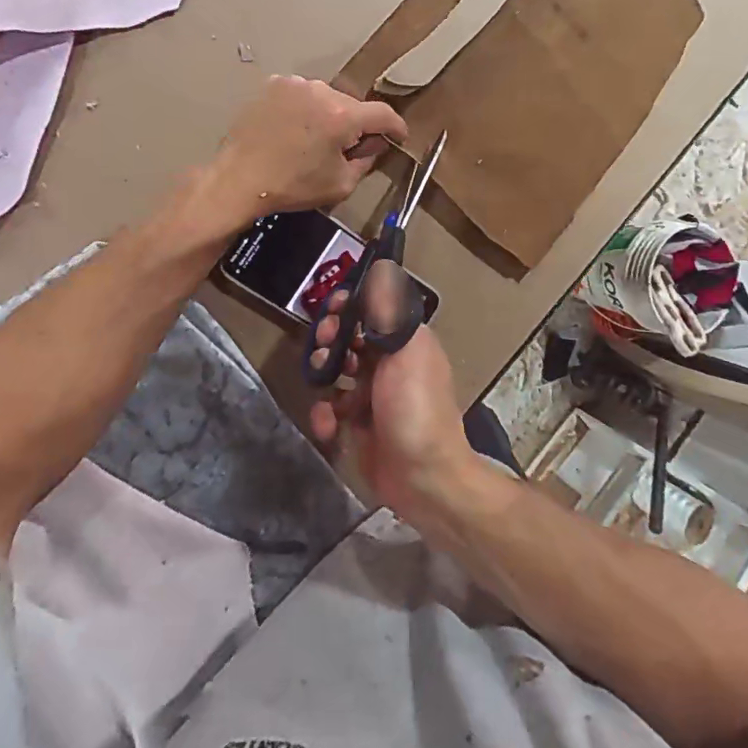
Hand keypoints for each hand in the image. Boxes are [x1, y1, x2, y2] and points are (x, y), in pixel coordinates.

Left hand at [206, 75, 407, 220]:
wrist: (238, 179)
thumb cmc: (290, 186)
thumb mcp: (339, 184)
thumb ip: (365, 161)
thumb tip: (372, 146)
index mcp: (343, 115)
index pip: (383, 114)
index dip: (395, 127)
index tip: (397, 135)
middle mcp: (320, 91)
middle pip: (351, 105)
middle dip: (352, 125)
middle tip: (342, 149)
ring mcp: (293, 85)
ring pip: (324, 98)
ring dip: (325, 115)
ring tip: (309, 141)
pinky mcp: (272, 86)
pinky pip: (299, 96)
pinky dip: (301, 110)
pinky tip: (289, 131)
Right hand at [306, 285, 475, 516]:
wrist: (424, 479)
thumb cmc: (417, 409)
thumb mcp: (407, 352)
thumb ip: (390, 311)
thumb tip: (382, 269)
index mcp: (406, 343)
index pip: (372, 311)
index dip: (349, 306)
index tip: (332, 306)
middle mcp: (390, 365)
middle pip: (349, 338)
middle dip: (331, 338)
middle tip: (324, 345)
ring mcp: (373, 396)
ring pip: (336, 372)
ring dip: (324, 375)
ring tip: (322, 383)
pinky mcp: (359, 425)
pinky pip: (332, 408)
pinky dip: (326, 414)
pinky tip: (330, 424)